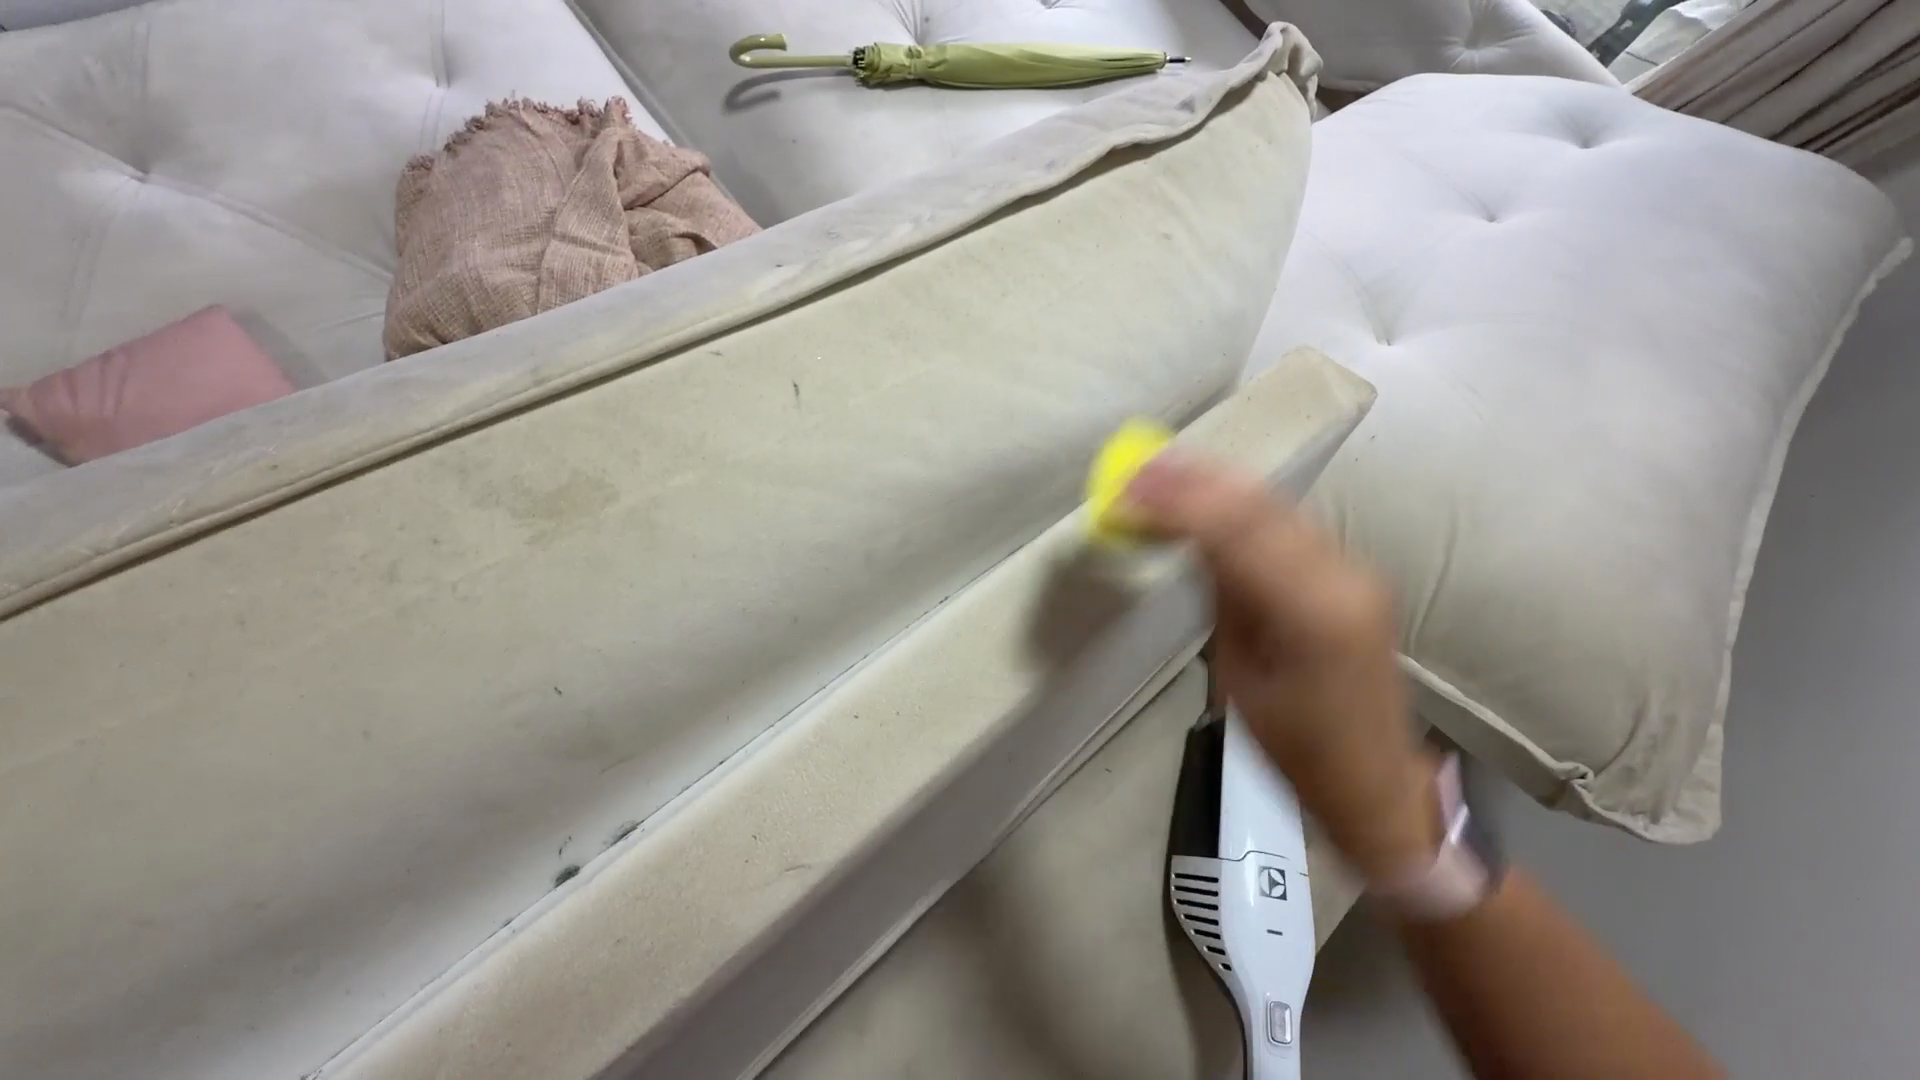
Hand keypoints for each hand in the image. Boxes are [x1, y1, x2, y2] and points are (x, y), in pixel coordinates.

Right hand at [1121, 451, 1437, 880]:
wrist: (1374, 778)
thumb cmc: (1295, 748)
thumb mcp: (1238, 675)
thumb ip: (1225, 599)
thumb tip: (1196, 541)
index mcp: (1312, 612)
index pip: (1236, 532)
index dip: (1177, 502)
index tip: (1125, 491)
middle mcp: (1344, 574)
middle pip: (1259, 504)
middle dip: (1193, 481)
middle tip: (1136, 469)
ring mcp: (1356, 568)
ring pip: (1276, 505)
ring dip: (1216, 485)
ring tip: (1160, 472)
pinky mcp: (1354, 570)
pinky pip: (1289, 521)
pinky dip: (1242, 504)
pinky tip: (1208, 495)